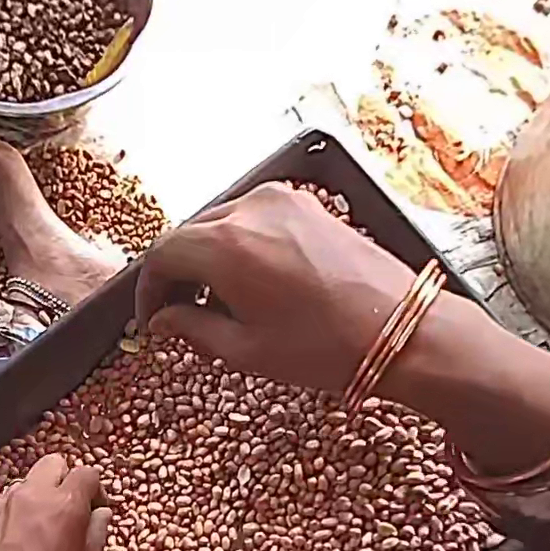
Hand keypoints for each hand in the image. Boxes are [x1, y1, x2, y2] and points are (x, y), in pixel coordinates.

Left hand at [0, 454, 111, 550]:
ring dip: (37, 498)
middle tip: (68, 510)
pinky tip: (15, 548)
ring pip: (25, 484)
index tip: (94, 509)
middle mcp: (30, 495)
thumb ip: (97, 532)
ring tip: (40, 534)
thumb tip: (100, 514)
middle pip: (53, 464)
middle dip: (64, 480)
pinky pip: (2, 507)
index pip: (87, 473)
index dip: (95, 489)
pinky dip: (13, 517)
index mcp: (63, 503)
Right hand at [134, 182, 423, 394]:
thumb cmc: (323, 347)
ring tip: (213, 304)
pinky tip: (246, 282)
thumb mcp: (245, 350)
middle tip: (176, 315)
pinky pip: (251, 218)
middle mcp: (250, 209)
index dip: (148, 289)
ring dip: (204, 260)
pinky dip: (235, 246)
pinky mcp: (307, 203)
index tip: (150, 318)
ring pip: (218, 224)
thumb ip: (192, 329)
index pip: (163, 255)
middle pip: (188, 235)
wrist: (401, 330)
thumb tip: (163, 321)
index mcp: (226, 247)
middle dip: (175, 275)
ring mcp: (282, 200)